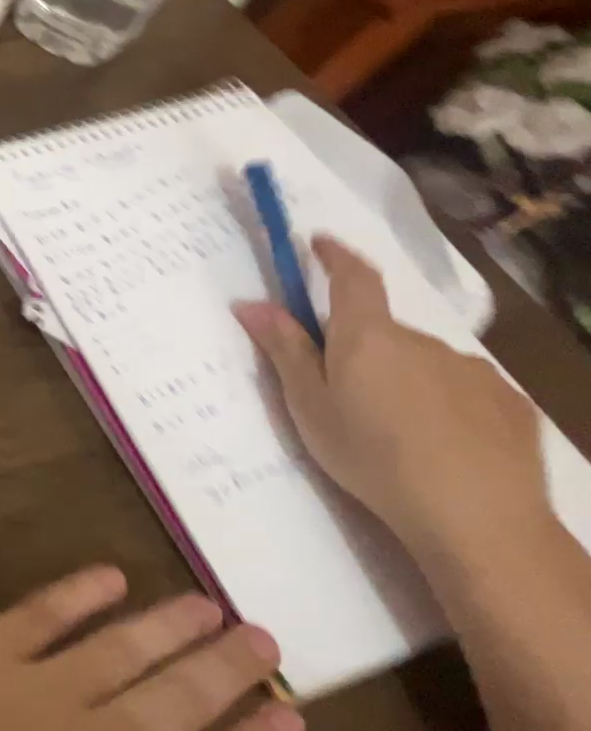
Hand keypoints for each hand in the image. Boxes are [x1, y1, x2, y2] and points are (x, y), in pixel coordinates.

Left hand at [0, 566, 295, 730]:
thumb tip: (155, 725)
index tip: (292, 713)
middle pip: (172, 700)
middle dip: (223, 672)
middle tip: (266, 639)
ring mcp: (37, 686)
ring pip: (119, 651)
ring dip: (166, 628)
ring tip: (209, 603)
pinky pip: (41, 615)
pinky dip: (78, 594)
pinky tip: (111, 574)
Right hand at [234, 236, 546, 551]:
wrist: (477, 517)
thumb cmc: (370, 455)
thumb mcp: (308, 405)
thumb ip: (284, 349)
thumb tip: (251, 303)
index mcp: (368, 336)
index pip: (353, 277)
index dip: (335, 256)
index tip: (319, 243)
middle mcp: (422, 341)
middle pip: (382, 330)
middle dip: (360, 347)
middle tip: (340, 390)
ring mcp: (472, 372)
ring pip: (423, 361)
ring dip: (402, 377)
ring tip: (392, 427)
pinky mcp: (510, 405)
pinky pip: (462, 389)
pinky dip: (443, 402)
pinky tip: (437, 441)